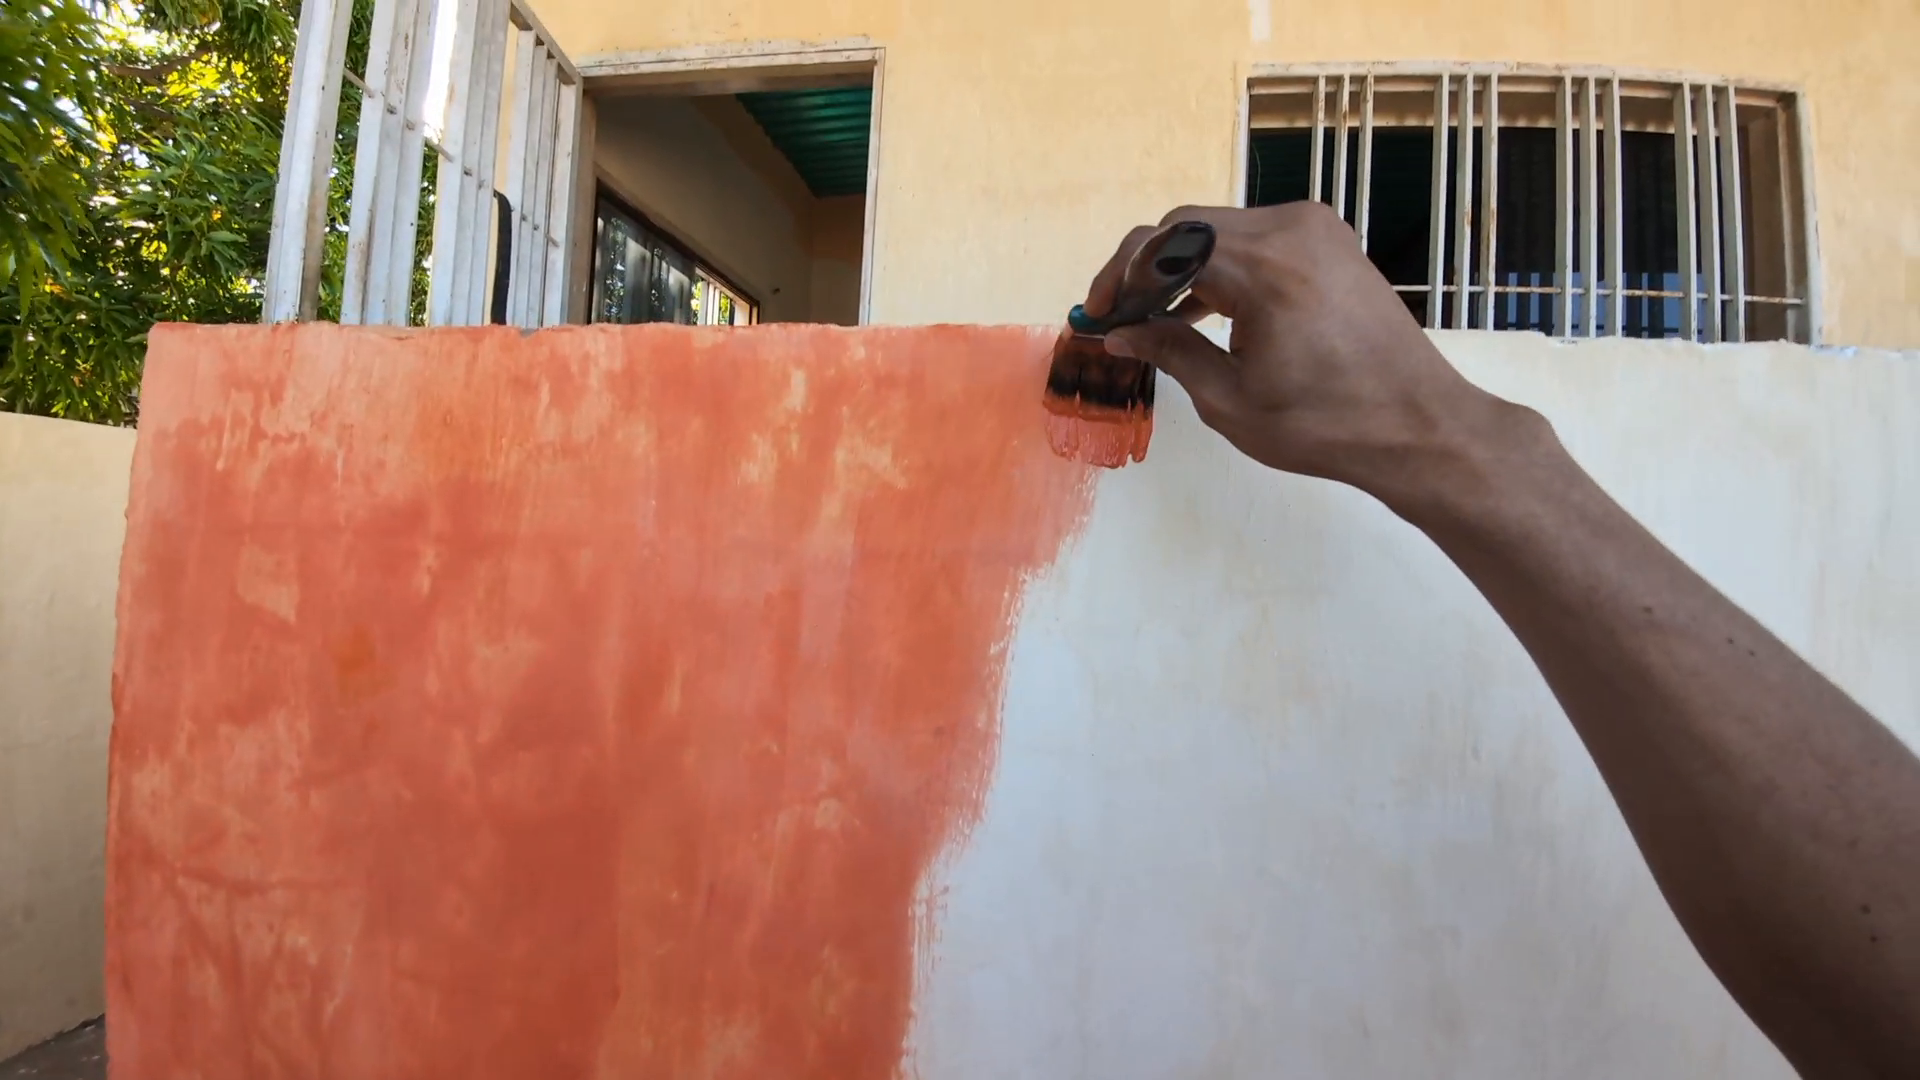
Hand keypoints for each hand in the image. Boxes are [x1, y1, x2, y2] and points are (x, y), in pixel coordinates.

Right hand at [1085, 202, 1537, 504]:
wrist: (1416, 425)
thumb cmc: (1319, 423)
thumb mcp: (1228, 398)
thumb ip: (1168, 352)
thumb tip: (1117, 334)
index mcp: (1261, 265)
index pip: (1161, 245)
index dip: (1116, 277)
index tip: (1095, 316)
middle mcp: (1289, 228)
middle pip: (1187, 227)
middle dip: (1141, 269)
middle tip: (1117, 318)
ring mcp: (1315, 230)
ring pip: (1219, 231)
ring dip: (1177, 269)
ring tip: (1150, 320)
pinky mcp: (1329, 244)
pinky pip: (1254, 242)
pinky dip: (1218, 270)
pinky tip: (1199, 311)